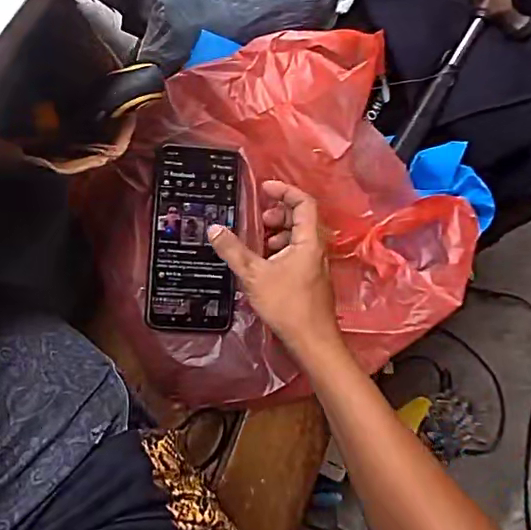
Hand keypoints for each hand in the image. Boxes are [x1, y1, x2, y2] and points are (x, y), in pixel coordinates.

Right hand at [207, 181, 342, 364]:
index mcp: (309, 240)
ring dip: (278, 231)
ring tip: (258, 240)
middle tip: (258, 219)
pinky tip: (264, 261)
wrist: (313, 341)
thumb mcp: (254, 274)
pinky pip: (297, 250)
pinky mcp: (311, 277)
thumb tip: (214, 229)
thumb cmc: (287, 305)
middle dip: (278, 212)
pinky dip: (281, 247)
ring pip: (299, 235)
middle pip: (301, 217)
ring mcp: (315, 263)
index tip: (264, 188)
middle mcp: (316, 247)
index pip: (303, 202)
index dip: (284, 190)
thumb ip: (233, 250)